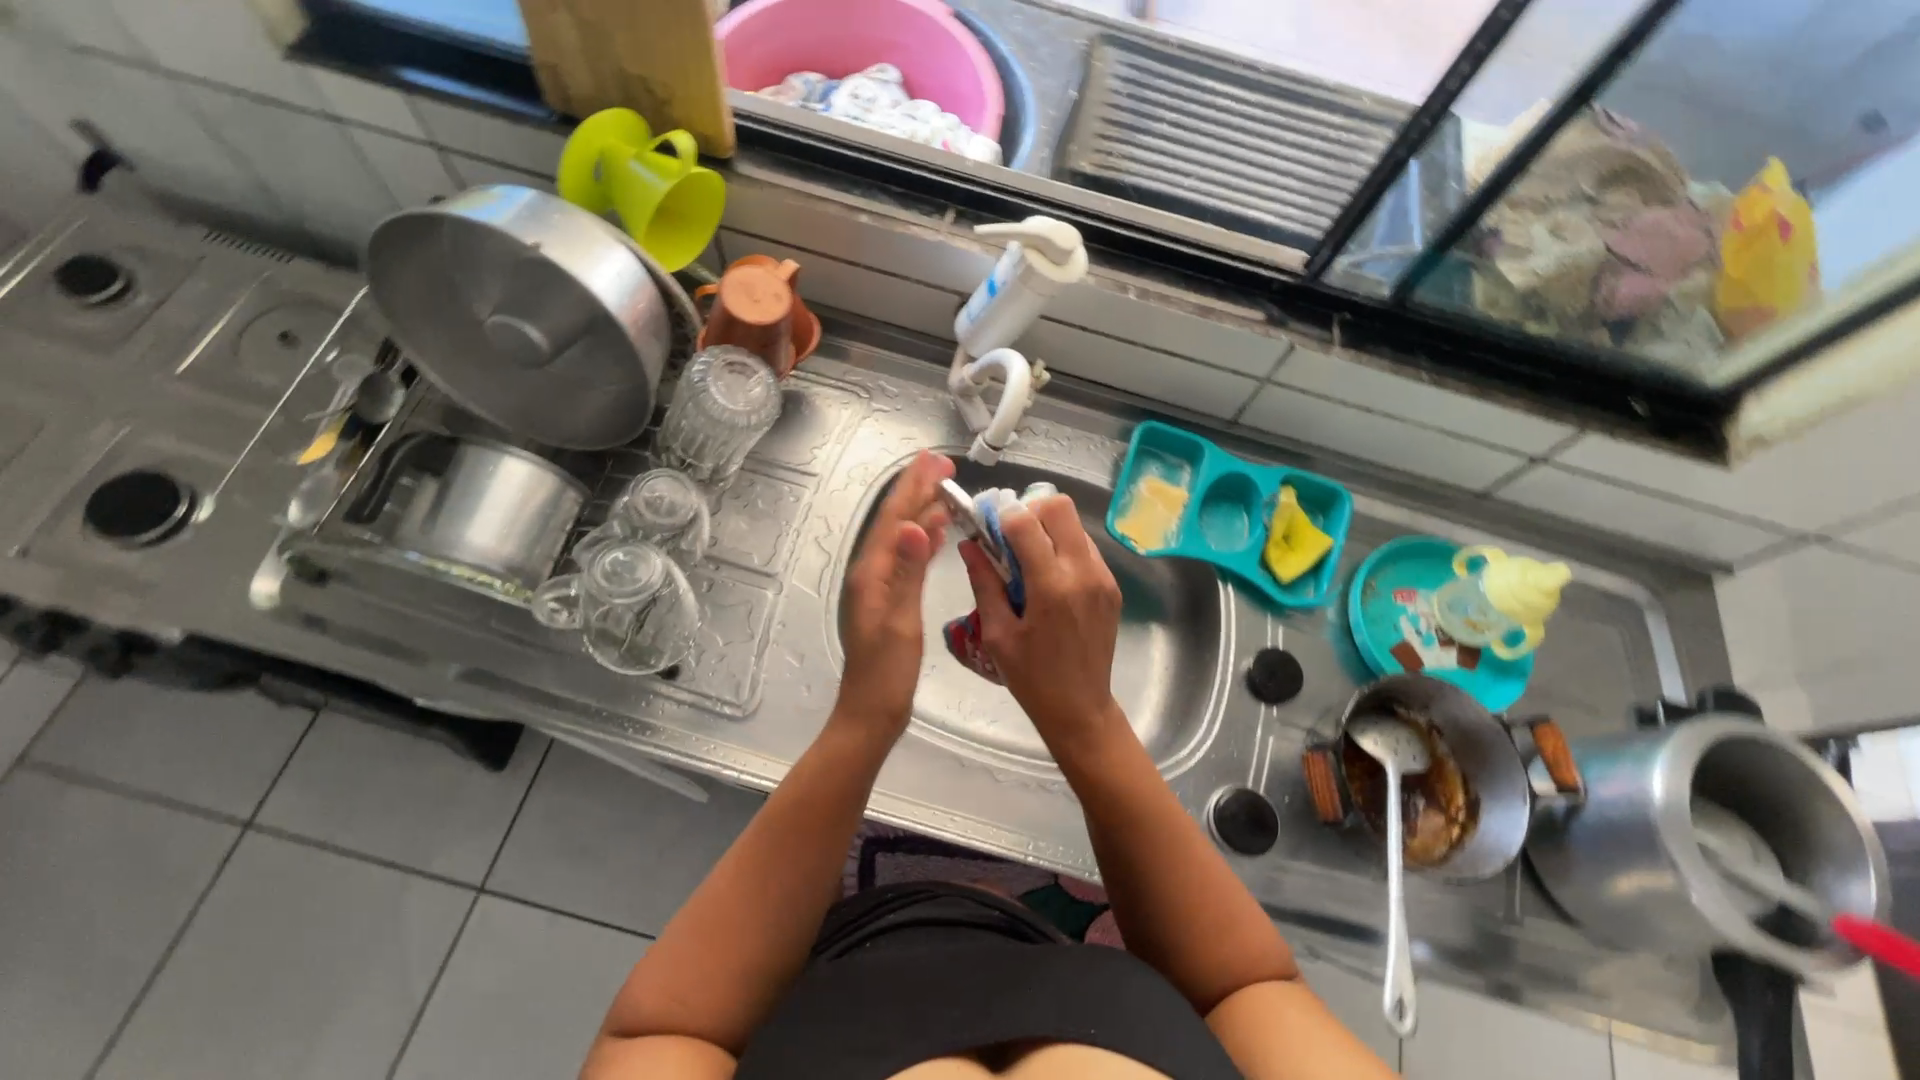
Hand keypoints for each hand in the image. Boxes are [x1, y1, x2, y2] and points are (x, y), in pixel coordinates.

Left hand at [834, 451, 953, 736]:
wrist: (871, 712)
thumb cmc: (886, 673)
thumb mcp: (900, 622)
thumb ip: (908, 573)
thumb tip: (916, 524)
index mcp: (872, 574)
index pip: (896, 520)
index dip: (915, 488)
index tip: (935, 461)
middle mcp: (871, 573)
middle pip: (896, 522)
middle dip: (918, 491)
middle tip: (944, 464)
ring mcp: (879, 586)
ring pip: (903, 537)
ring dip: (922, 511)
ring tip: (944, 490)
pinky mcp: (889, 599)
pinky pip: (907, 557)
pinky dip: (922, 539)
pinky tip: (936, 534)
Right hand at [958, 494, 1127, 762]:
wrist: (1080, 708)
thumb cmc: (1031, 677)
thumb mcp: (997, 633)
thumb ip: (984, 582)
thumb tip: (969, 544)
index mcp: (1051, 587)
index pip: (1026, 521)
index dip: (1002, 517)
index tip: (988, 531)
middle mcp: (1083, 573)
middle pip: (1059, 507)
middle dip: (1030, 512)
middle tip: (1012, 538)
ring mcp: (1103, 578)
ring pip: (1075, 524)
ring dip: (1048, 529)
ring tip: (1029, 559)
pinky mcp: (1112, 586)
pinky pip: (1086, 547)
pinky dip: (1064, 548)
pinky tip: (1049, 577)